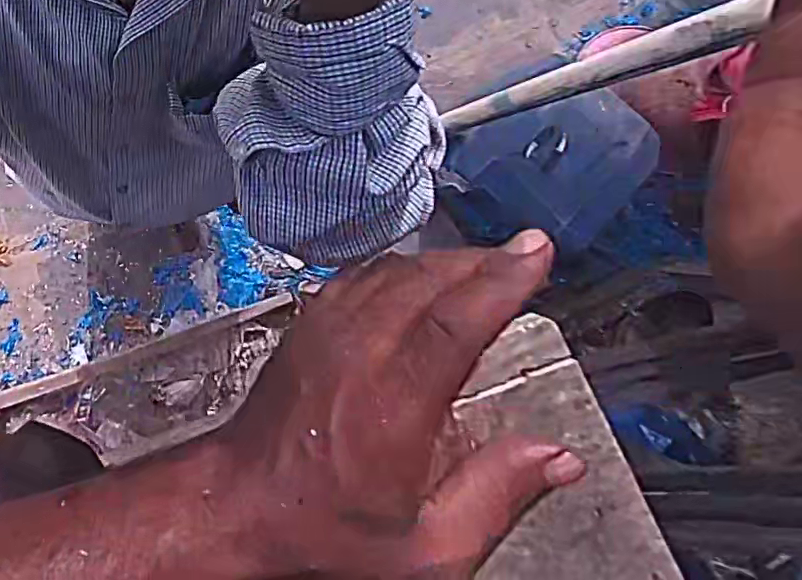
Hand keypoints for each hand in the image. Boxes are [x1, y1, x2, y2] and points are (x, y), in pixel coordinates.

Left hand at [214, 232, 584, 577]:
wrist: (244, 498)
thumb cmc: (326, 527)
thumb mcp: (426, 547)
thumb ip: (497, 494)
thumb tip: (557, 458)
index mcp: (391, 406)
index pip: (455, 322)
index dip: (501, 281)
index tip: (535, 253)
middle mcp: (356, 351)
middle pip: (428, 280)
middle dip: (484, 260)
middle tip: (522, 254)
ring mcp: (327, 327)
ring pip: (396, 269)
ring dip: (445, 260)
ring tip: (484, 265)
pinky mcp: (310, 320)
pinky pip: (363, 274)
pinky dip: (403, 267)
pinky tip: (423, 275)